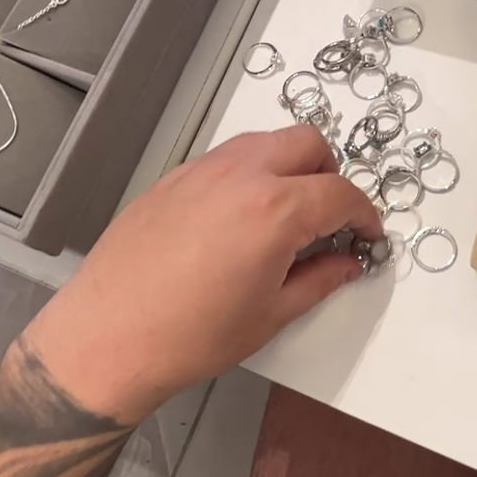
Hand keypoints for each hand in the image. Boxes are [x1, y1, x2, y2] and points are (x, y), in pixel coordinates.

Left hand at [21, 125, 384, 422]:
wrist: (108, 335)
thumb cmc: (193, 336)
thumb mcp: (270, 315)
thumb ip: (319, 280)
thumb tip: (348, 263)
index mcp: (274, 209)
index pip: (340, 194)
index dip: (365, 214)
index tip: (368, 235)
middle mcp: (242, 174)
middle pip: (309, 143)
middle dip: (331, 174)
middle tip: (328, 218)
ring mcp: (204, 169)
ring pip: (267, 140)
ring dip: (290, 165)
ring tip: (286, 213)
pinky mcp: (176, 176)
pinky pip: (230, 156)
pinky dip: (252, 171)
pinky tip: (241, 215)